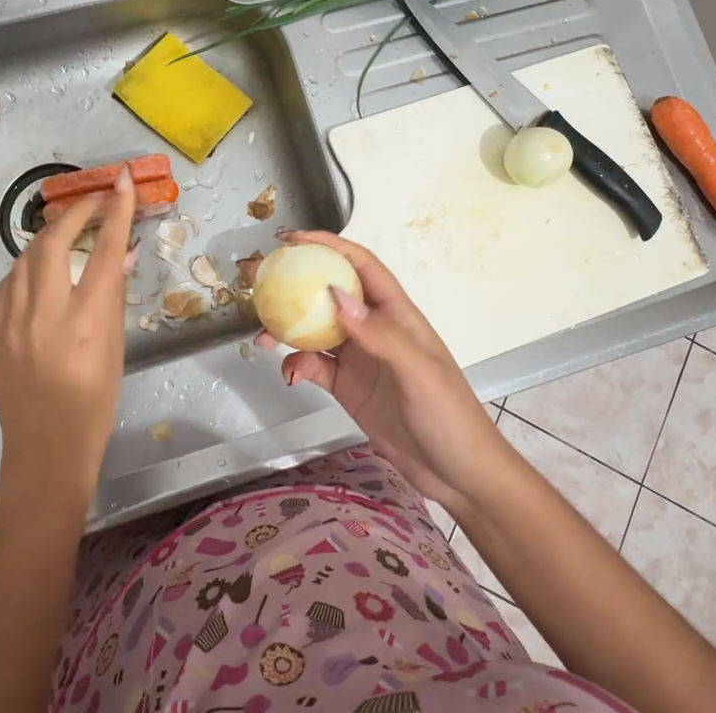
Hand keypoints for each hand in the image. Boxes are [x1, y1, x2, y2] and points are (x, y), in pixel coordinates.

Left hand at [0, 167, 137, 482]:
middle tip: (94, 202)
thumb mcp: (115, 349)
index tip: (122, 181)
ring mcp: (12, 320)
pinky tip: (38, 269)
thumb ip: (114, 297)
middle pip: (54, 241)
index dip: (116, 211)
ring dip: (48, 236)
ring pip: (25, 257)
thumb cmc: (94, 403)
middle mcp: (46, 312)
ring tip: (67, 232)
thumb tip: (122, 254)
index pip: (105, 250)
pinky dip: (27, 266)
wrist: (45, 447)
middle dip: (75, 212)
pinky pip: (8, 282)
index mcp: (87, 320)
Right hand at [265, 231, 509, 511]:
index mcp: (397, 314)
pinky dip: (297, 366)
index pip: (361, 266)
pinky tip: (290, 375)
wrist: (457, 473)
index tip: (292, 240)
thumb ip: (379, 333)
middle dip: (295, 284)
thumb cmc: (448, 416)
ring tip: (262, 338)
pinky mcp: (348, 388)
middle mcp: (374, 329)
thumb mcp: (418, 371)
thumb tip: (334, 295)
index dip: (329, 246)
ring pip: (315, 331)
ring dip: (288, 330)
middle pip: (329, 294)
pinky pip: (315, 367)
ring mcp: (360, 359)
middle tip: (258, 282)